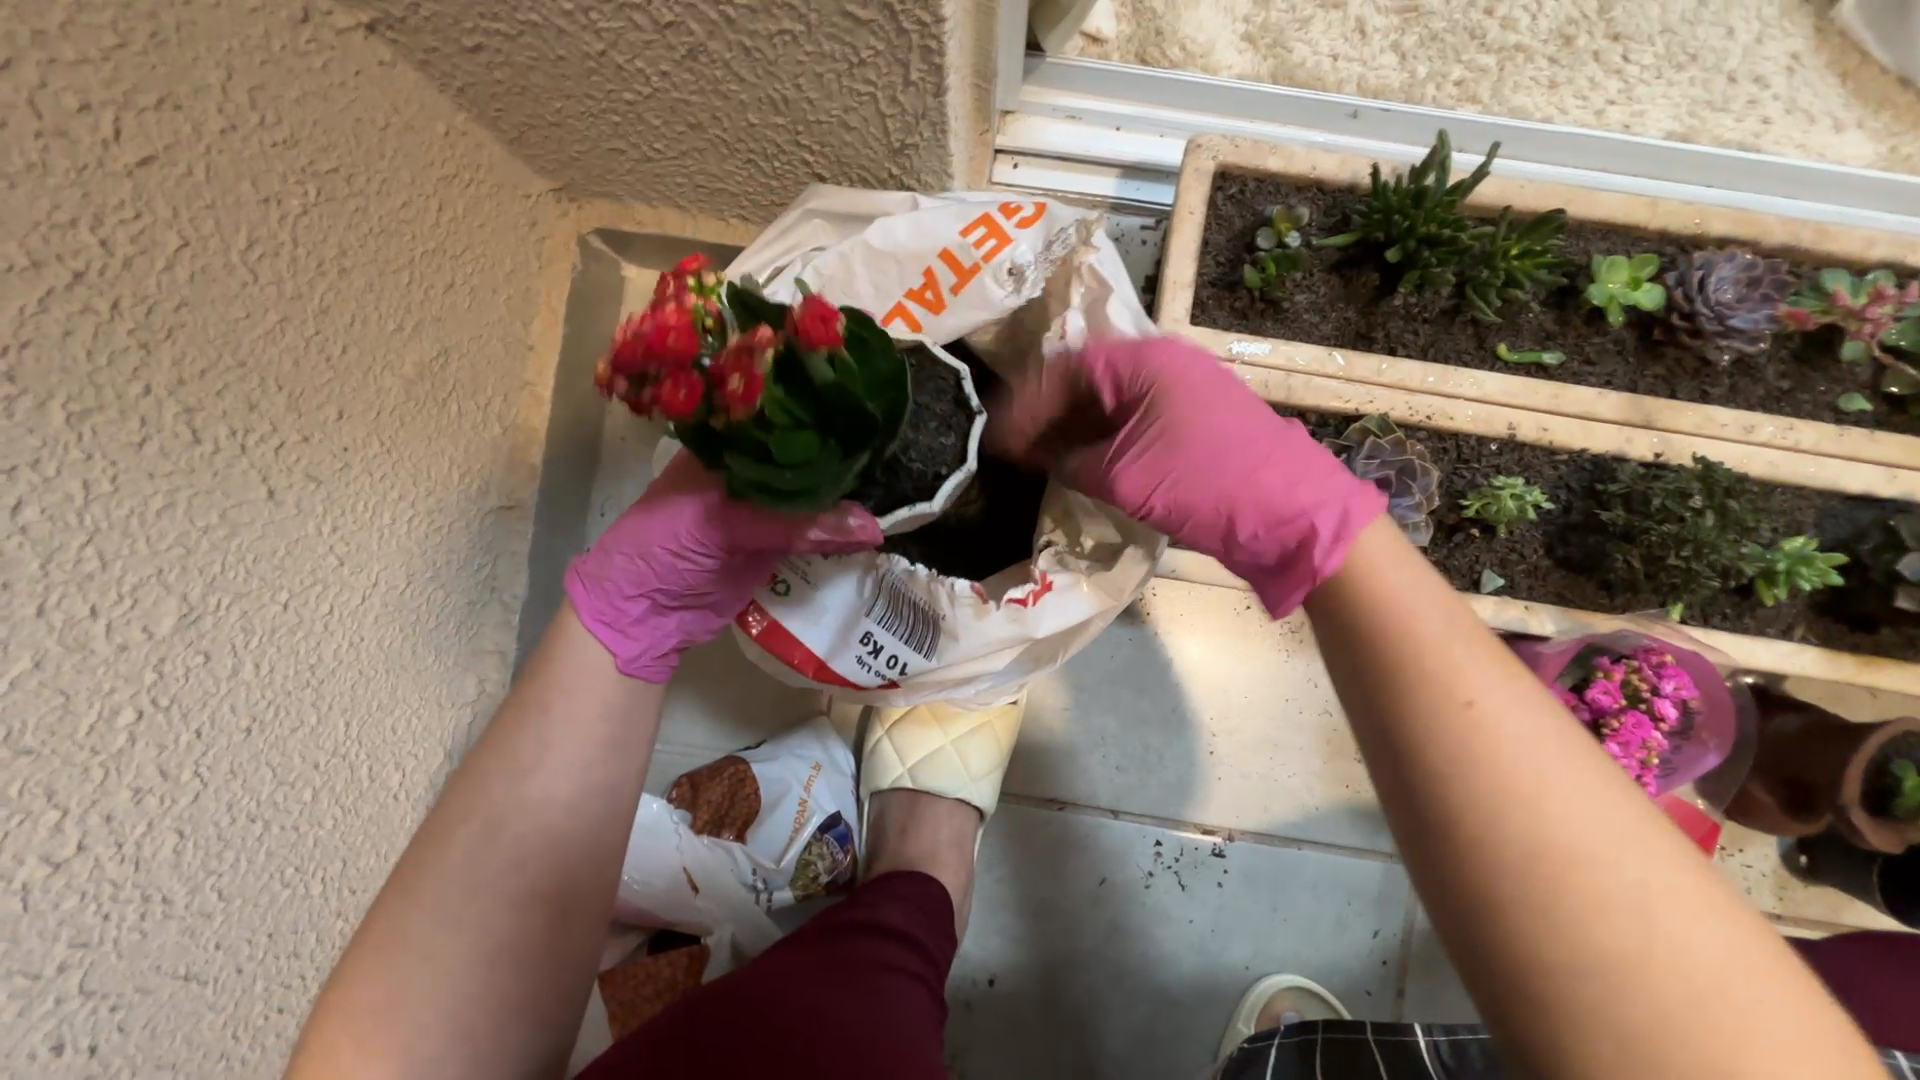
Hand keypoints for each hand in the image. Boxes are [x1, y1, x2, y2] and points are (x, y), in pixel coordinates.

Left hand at [565, 454, 882, 681]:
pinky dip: (838, 537)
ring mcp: (763, 511)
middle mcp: (746, 472)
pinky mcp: (775, 545)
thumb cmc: (662, 549)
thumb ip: (794, 524)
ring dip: (845, 503)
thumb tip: (870, 528)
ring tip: (893, 493)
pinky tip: (871, 531)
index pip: (780, 424)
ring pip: (813, 500)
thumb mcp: (723, 525)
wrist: (641, 616)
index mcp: (724, 448)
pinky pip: (813, 537)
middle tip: (889, 458)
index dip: (820, 423)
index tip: (865, 421)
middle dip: (841, 465)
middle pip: (803, 463)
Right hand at [988, 335, 1384, 614]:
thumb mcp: (1122, 476)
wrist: (1288, 514)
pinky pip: (1131, 426)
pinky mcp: (1190, 426)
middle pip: (1086, 383)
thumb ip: (1072, 461)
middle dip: (1045, 417)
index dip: (1025, 403)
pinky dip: (1100, 444)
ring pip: (1109, 406)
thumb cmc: (1201, 482)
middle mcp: (1162, 367)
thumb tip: (1045, 458)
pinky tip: (1076, 467)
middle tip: (1010, 449)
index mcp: (1144, 361)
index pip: (1066, 369)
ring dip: (1071, 432)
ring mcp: (1180, 396)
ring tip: (1034, 461)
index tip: (996, 436)